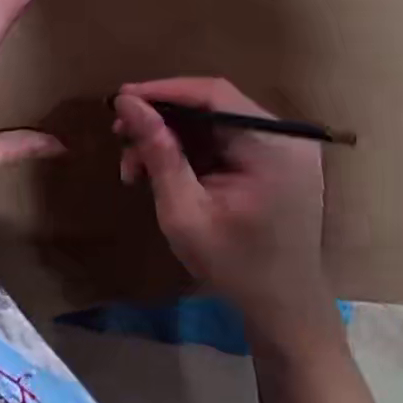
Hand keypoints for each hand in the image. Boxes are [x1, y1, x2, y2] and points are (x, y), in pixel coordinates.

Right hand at [112, 77, 337, 332]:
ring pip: (210, 122)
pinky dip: (186, 150)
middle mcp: (283, 137)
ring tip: (133, 165)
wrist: (283, 311)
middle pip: (210, 105)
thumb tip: (126, 102)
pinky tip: (157, 171)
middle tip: (119, 133)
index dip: (163, 91)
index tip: (120, 99)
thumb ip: (158, 152)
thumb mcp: (184, 211)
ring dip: (168, 137)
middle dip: (160, 117)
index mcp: (272, 147)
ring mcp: (280, 149)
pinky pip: (220, 140)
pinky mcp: (270, 161)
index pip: (213, 95)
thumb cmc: (235, 266)